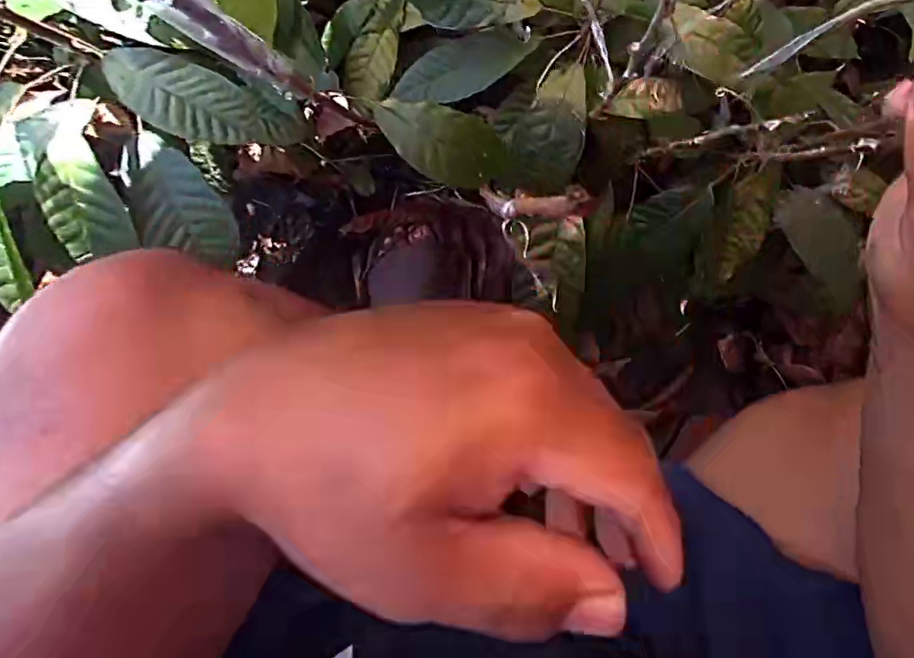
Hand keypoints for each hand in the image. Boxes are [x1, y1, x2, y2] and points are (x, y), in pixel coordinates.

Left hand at [177, 303, 682, 641]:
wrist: (252, 403)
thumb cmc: (334, 493)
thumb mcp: (432, 571)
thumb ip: (538, 588)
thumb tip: (613, 598)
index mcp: (529, 398)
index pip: (631, 468)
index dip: (658, 533)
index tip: (661, 585)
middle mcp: (525, 341)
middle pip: (607, 426)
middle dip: (617, 503)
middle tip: (600, 569)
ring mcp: (491, 318)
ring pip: (572, 397)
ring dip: (577, 465)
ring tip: (551, 528)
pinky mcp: (462, 315)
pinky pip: (532, 371)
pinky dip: (541, 425)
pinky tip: (506, 466)